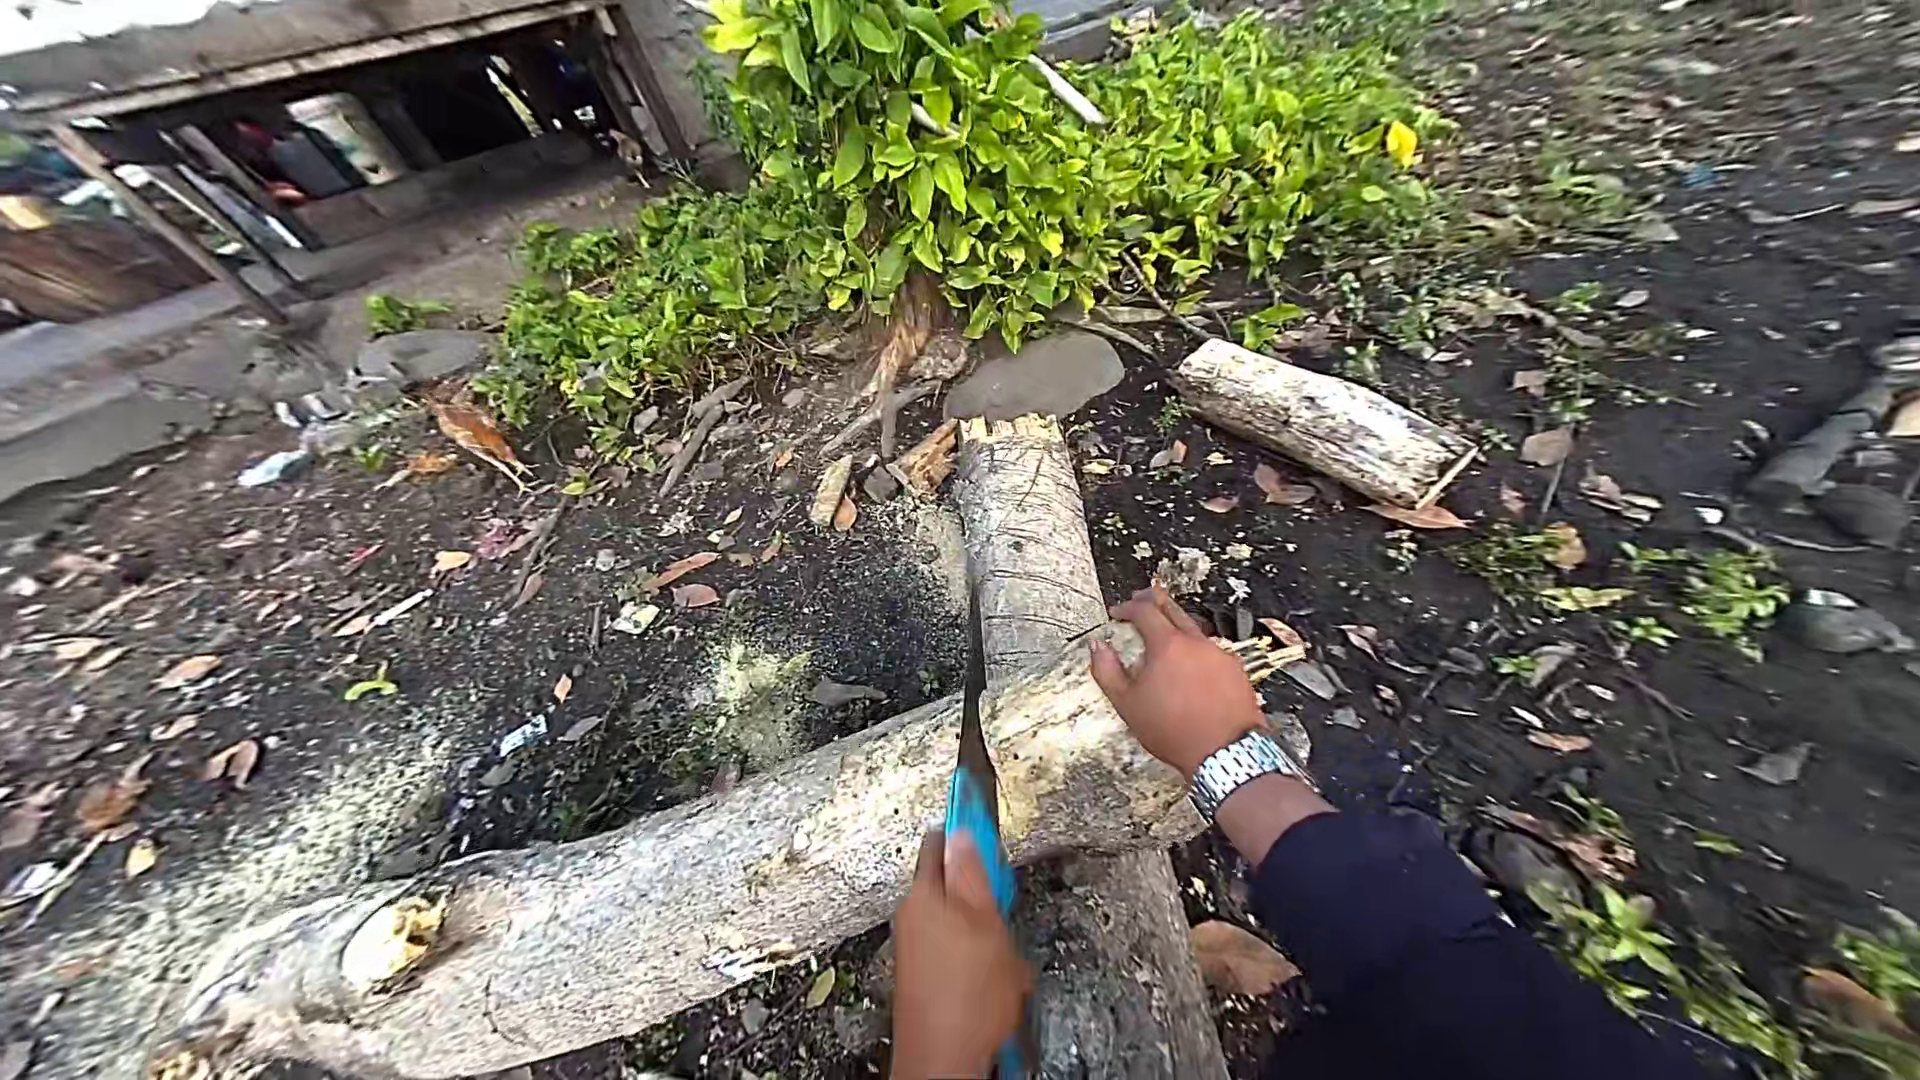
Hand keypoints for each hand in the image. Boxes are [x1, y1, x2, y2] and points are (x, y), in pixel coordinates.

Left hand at [891, 830, 1031, 1078]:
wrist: (943, 1065)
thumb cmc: (965, 997)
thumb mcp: (984, 921)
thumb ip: (973, 873)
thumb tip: (962, 832)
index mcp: (924, 894)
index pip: (939, 842)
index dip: (963, 832)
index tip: (980, 826)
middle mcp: (912, 915)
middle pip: (951, 883)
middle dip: (981, 894)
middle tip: (1001, 913)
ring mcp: (915, 946)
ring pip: (958, 919)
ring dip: (983, 930)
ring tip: (1003, 958)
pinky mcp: (923, 974)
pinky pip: (953, 949)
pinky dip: (974, 957)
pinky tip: (993, 981)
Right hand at [1089, 586, 1264, 777]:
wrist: (1225, 755)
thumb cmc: (1176, 731)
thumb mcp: (1127, 703)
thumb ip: (1107, 670)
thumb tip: (1097, 648)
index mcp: (1168, 645)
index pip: (1145, 610)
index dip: (1128, 607)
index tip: (1119, 613)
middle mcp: (1196, 643)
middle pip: (1173, 609)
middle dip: (1154, 601)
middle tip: (1142, 599)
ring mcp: (1220, 656)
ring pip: (1194, 629)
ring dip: (1176, 626)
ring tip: (1164, 635)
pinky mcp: (1236, 671)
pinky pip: (1211, 650)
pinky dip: (1196, 649)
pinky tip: (1190, 664)